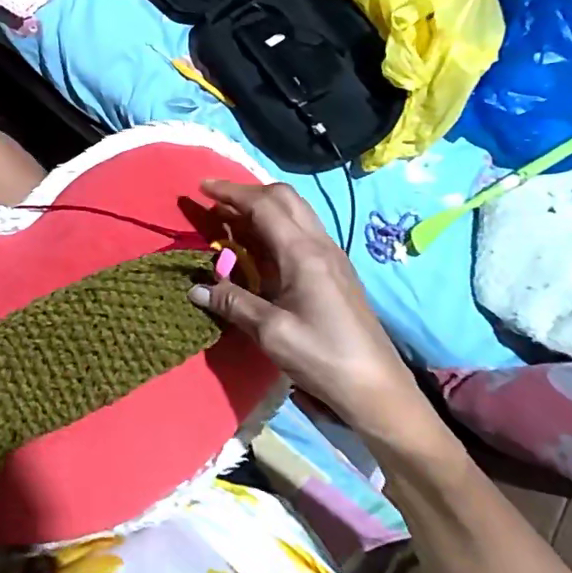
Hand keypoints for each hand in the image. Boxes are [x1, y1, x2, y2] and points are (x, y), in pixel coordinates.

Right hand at [189, 180, 425, 429]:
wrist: (375, 386)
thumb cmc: (323, 357)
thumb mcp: (271, 333)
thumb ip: (234, 304)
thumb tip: (196, 289)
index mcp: (303, 253)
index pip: (264, 206)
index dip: (231, 193)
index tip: (202, 186)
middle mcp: (320, 244)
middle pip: (284, 198)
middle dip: (247, 193)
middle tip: (216, 203)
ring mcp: (331, 256)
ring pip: (295, 212)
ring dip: (263, 208)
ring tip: (230, 221)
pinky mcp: (335, 271)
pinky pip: (301, 232)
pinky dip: (275, 226)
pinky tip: (259, 248)